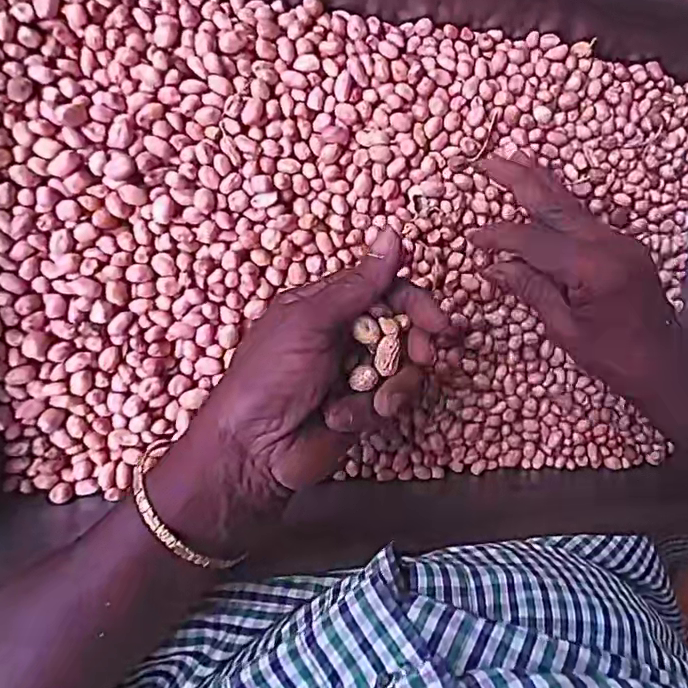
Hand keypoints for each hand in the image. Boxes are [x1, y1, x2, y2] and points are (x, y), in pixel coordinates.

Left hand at [149, 228, 450, 556]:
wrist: (250, 452)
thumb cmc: (268, 377)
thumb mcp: (311, 321)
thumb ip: (358, 284)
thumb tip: (392, 236)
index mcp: (327, 305)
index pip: (384, 289)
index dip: (414, 302)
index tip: (438, 322)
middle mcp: (345, 335)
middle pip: (403, 328)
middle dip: (414, 345)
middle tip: (421, 357)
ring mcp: (354, 372)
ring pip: (403, 367)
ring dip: (392, 386)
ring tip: (373, 403)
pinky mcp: (361, 407)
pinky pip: (389, 401)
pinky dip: (369, 410)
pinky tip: (340, 418)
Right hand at [468, 152, 687, 430]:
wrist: (667, 369)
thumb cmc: (615, 359)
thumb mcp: (566, 330)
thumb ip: (532, 290)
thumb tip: (493, 266)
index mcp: (594, 267)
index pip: (535, 240)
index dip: (500, 236)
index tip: (472, 236)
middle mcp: (611, 244)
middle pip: (557, 205)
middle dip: (521, 180)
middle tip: (490, 161)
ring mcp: (622, 243)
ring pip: (574, 206)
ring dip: (543, 182)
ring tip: (518, 158)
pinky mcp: (626, 249)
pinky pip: (587, 220)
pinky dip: (561, 205)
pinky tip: (548, 194)